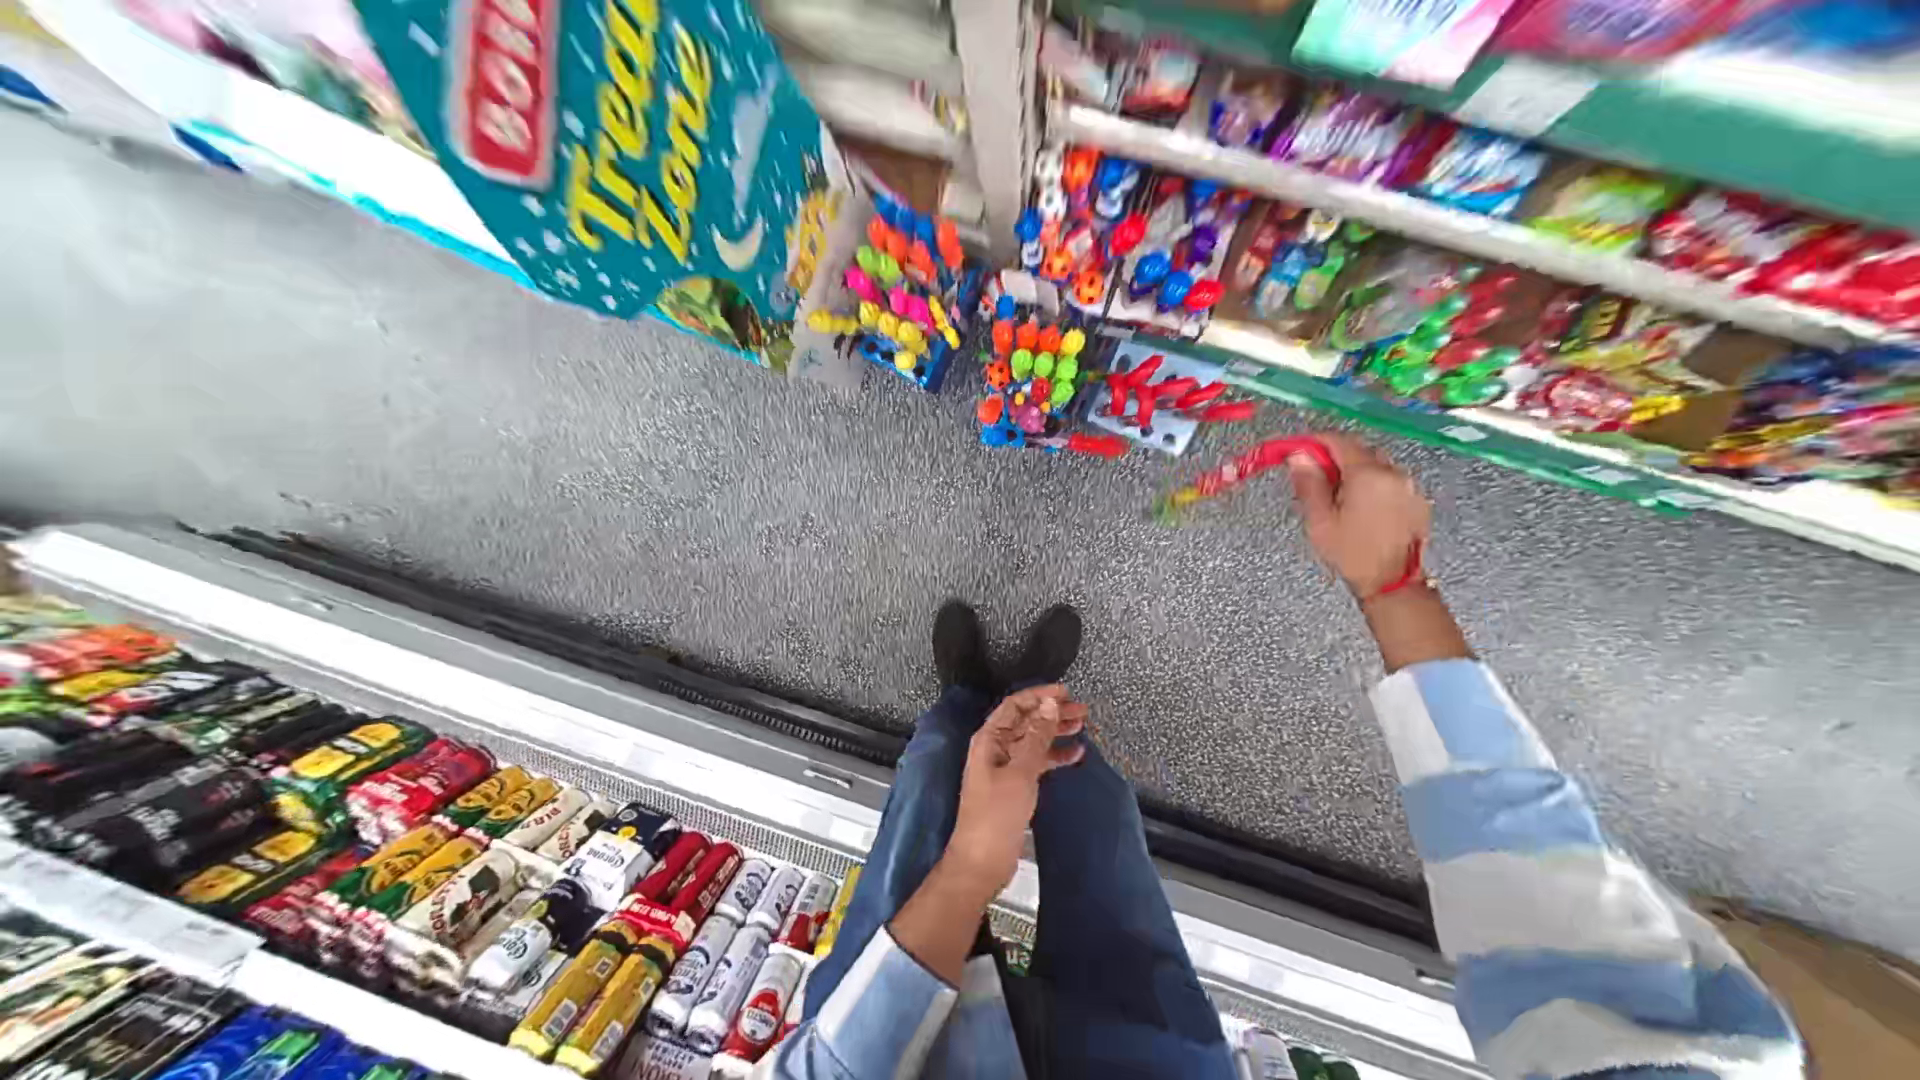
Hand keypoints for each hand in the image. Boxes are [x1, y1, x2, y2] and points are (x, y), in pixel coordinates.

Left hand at [943, 684, 1086, 897]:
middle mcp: (996, 749)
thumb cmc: (996, 815)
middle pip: (1027, 721)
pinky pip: (1037, 762)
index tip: (1064, 692)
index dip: (1039, 695)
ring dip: (1056, 731)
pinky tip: (1075, 754)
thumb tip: (1049, 705)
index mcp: (989, 740)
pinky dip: (1055, 756)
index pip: (1014, 706)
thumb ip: (1036, 737)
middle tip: (1081, 709)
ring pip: (1034, 740)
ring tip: (1082, 725)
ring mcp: (1005, 767)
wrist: (982, 861)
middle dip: (1052, 713)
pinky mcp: (1015, 785)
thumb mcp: (1020, 772)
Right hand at [1288, 435, 1430, 599]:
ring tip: (1335, 497)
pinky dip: (1371, 485)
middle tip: (1313, 477)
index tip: (1297, 451)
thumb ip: (1309, 482)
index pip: (1338, 441)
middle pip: (1358, 450)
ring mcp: (1408, 486)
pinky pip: (1389, 481)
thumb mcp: (1319, 519)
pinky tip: (1358, 507)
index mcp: (1367, 475)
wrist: (1391, 581)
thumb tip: (1299, 456)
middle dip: (1333, 458)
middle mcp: (1393, 473)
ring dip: (1352, 472)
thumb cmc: (1353, 553)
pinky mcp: (1416, 499)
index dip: (1313, 442)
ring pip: (1374, 465)